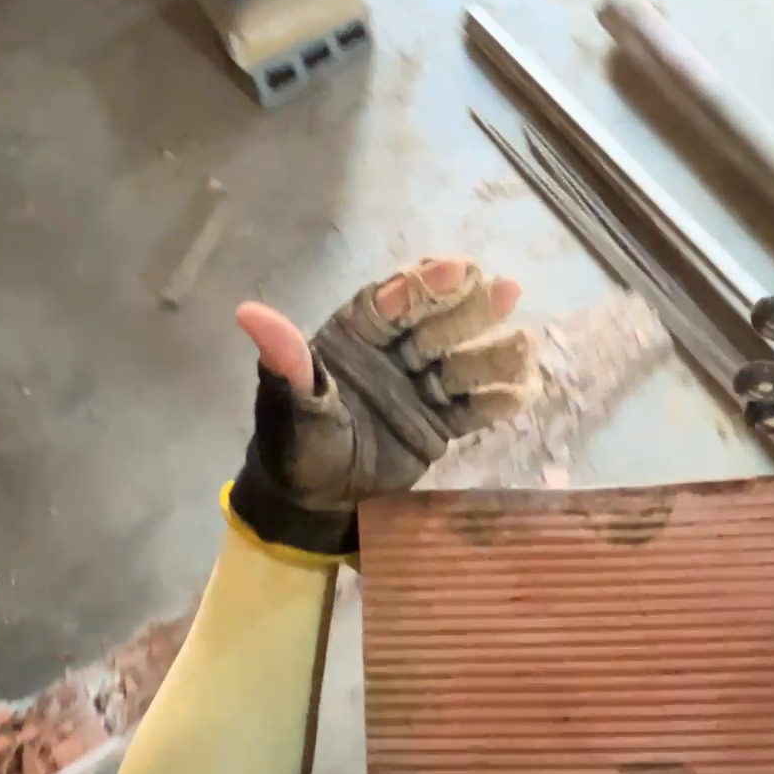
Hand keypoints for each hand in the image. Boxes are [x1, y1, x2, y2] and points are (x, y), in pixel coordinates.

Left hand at [228, 258, 538, 556]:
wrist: (314, 504)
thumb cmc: (295, 447)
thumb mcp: (290, 405)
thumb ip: (286, 362)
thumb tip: (249, 313)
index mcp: (353, 339)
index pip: (391, 304)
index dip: (422, 286)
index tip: (456, 269)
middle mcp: (391, 356)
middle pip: (434, 326)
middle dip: (468, 309)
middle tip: (507, 290)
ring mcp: (418, 390)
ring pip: (459, 365)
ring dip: (491, 353)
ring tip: (524, 344)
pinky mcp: (437, 425)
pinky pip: (470, 409)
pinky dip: (494, 401)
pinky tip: (523, 391)